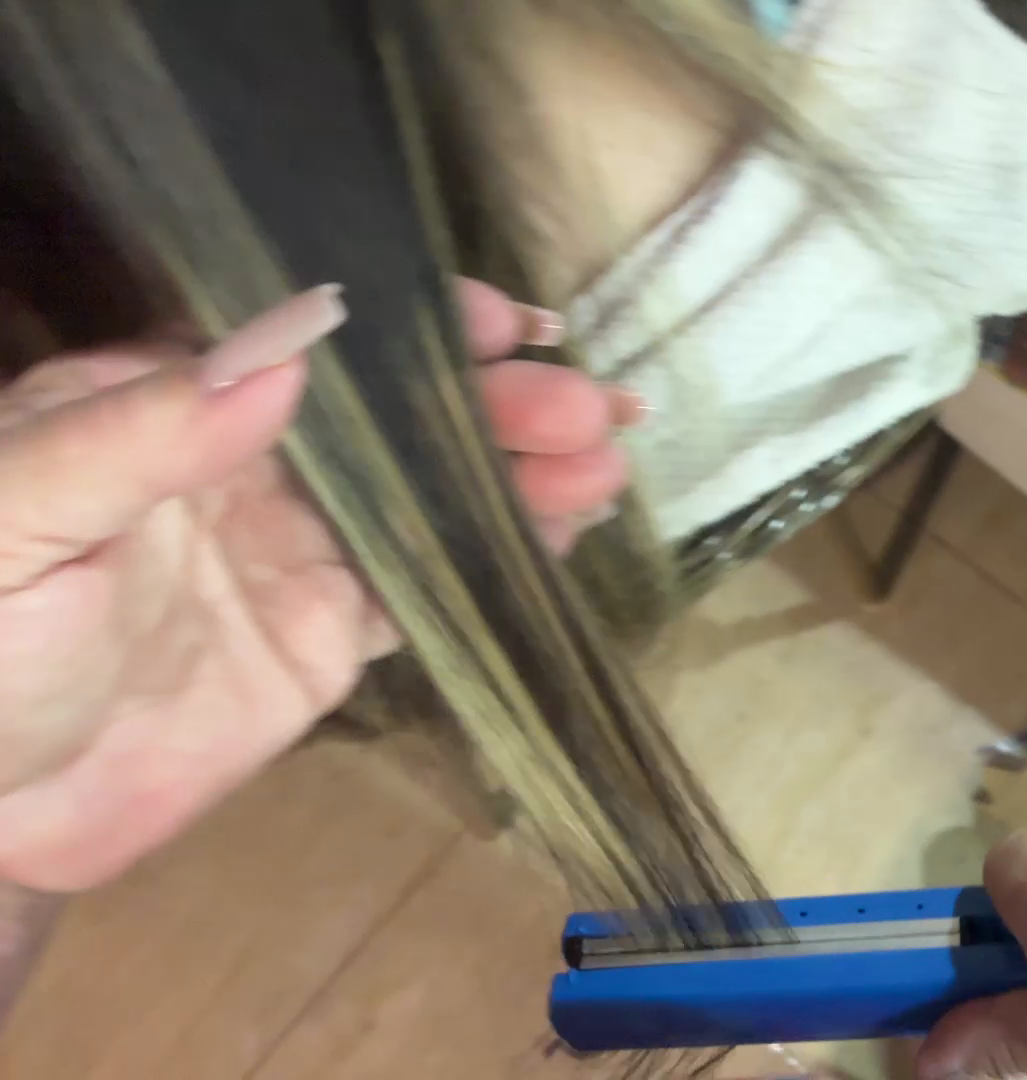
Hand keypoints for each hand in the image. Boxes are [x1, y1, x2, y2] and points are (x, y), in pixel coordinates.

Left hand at [0, 282, 645, 892]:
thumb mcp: (8, 531)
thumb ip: (134, 439)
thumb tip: (286, 361)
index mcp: (178, 415)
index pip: (324, 350)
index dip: (420, 330)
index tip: (507, 325)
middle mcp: (265, 471)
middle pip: (410, 427)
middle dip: (509, 409)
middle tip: (596, 409)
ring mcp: (317, 550)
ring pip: (444, 501)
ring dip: (530, 480)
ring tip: (608, 467)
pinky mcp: (347, 625)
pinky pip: (443, 580)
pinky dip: (511, 555)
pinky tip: (571, 531)